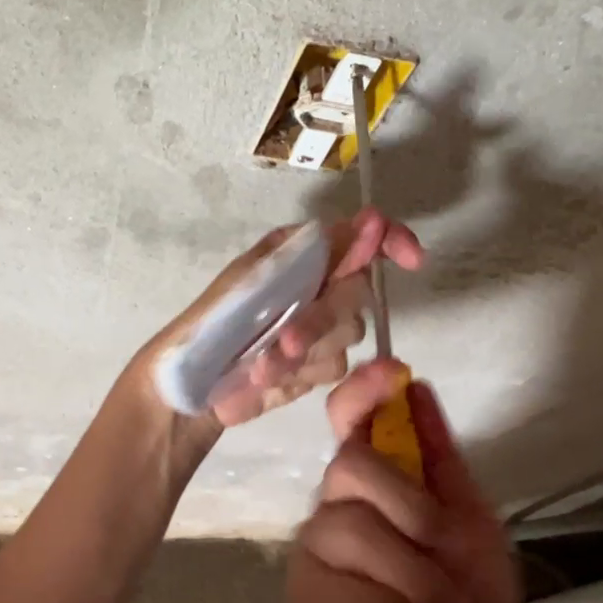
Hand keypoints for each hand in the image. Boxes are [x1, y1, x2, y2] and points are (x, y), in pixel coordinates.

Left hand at [130, 209, 423, 426]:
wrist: (191, 384)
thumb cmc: (215, 319)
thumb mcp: (256, 277)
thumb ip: (313, 253)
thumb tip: (371, 219)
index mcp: (303, 253)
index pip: (362, 237)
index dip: (392, 241)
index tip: (412, 260)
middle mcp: (320, 284)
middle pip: (357, 292)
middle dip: (321, 320)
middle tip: (284, 341)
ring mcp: (322, 327)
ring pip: (348, 334)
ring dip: (304, 353)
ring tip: (261, 365)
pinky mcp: (318, 367)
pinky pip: (335, 369)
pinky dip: (299, 376)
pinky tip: (266, 378)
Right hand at [288, 361, 518, 602]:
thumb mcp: (475, 528)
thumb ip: (444, 462)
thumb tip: (417, 387)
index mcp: (371, 484)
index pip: (346, 418)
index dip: (362, 389)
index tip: (393, 369)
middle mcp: (331, 510)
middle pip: (350, 465)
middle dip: (415, 511)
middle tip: (447, 552)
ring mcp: (315, 562)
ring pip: (357, 534)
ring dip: (430, 593)